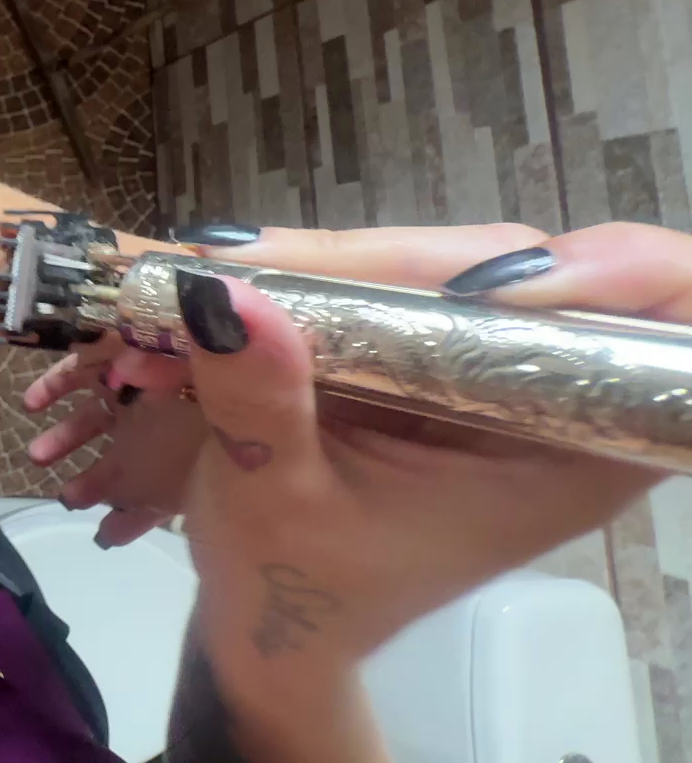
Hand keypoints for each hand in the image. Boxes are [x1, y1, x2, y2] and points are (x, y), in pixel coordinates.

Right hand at [173, 223, 675, 675]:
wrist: (266, 605)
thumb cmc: (292, 577)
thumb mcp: (272, 498)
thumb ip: (258, 398)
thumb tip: (214, 290)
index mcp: (565, 447)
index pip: (654, 330)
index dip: (601, 275)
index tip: (477, 286)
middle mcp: (529, 394)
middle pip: (500, 269)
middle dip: (371, 257)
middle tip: (246, 261)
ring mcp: (454, 369)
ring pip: (417, 265)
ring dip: (312, 263)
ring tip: (217, 270)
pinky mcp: (390, 357)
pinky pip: (360, 287)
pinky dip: (290, 279)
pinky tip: (228, 288)